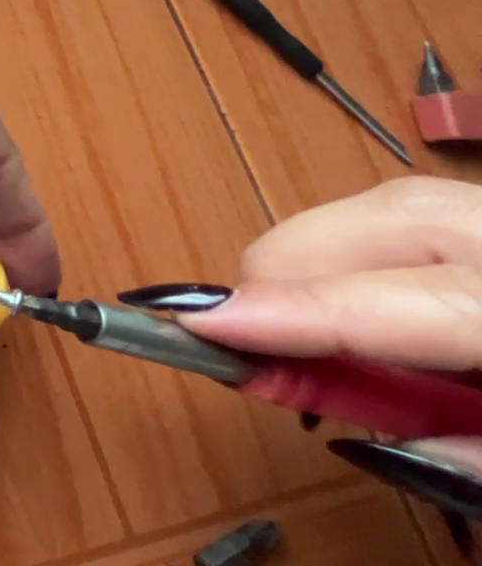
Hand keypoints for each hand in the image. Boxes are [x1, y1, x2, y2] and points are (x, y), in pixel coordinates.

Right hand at [172, 177, 481, 525]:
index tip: (200, 324)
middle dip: (290, 273)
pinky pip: (411, 218)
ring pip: (385, 205)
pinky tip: (369, 314)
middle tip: (253, 339)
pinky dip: (361, 260)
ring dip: (321, 267)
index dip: (295, 311)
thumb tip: (348, 432)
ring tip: (309, 332)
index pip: (410, 304)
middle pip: (388, 219)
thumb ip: (472, 450)